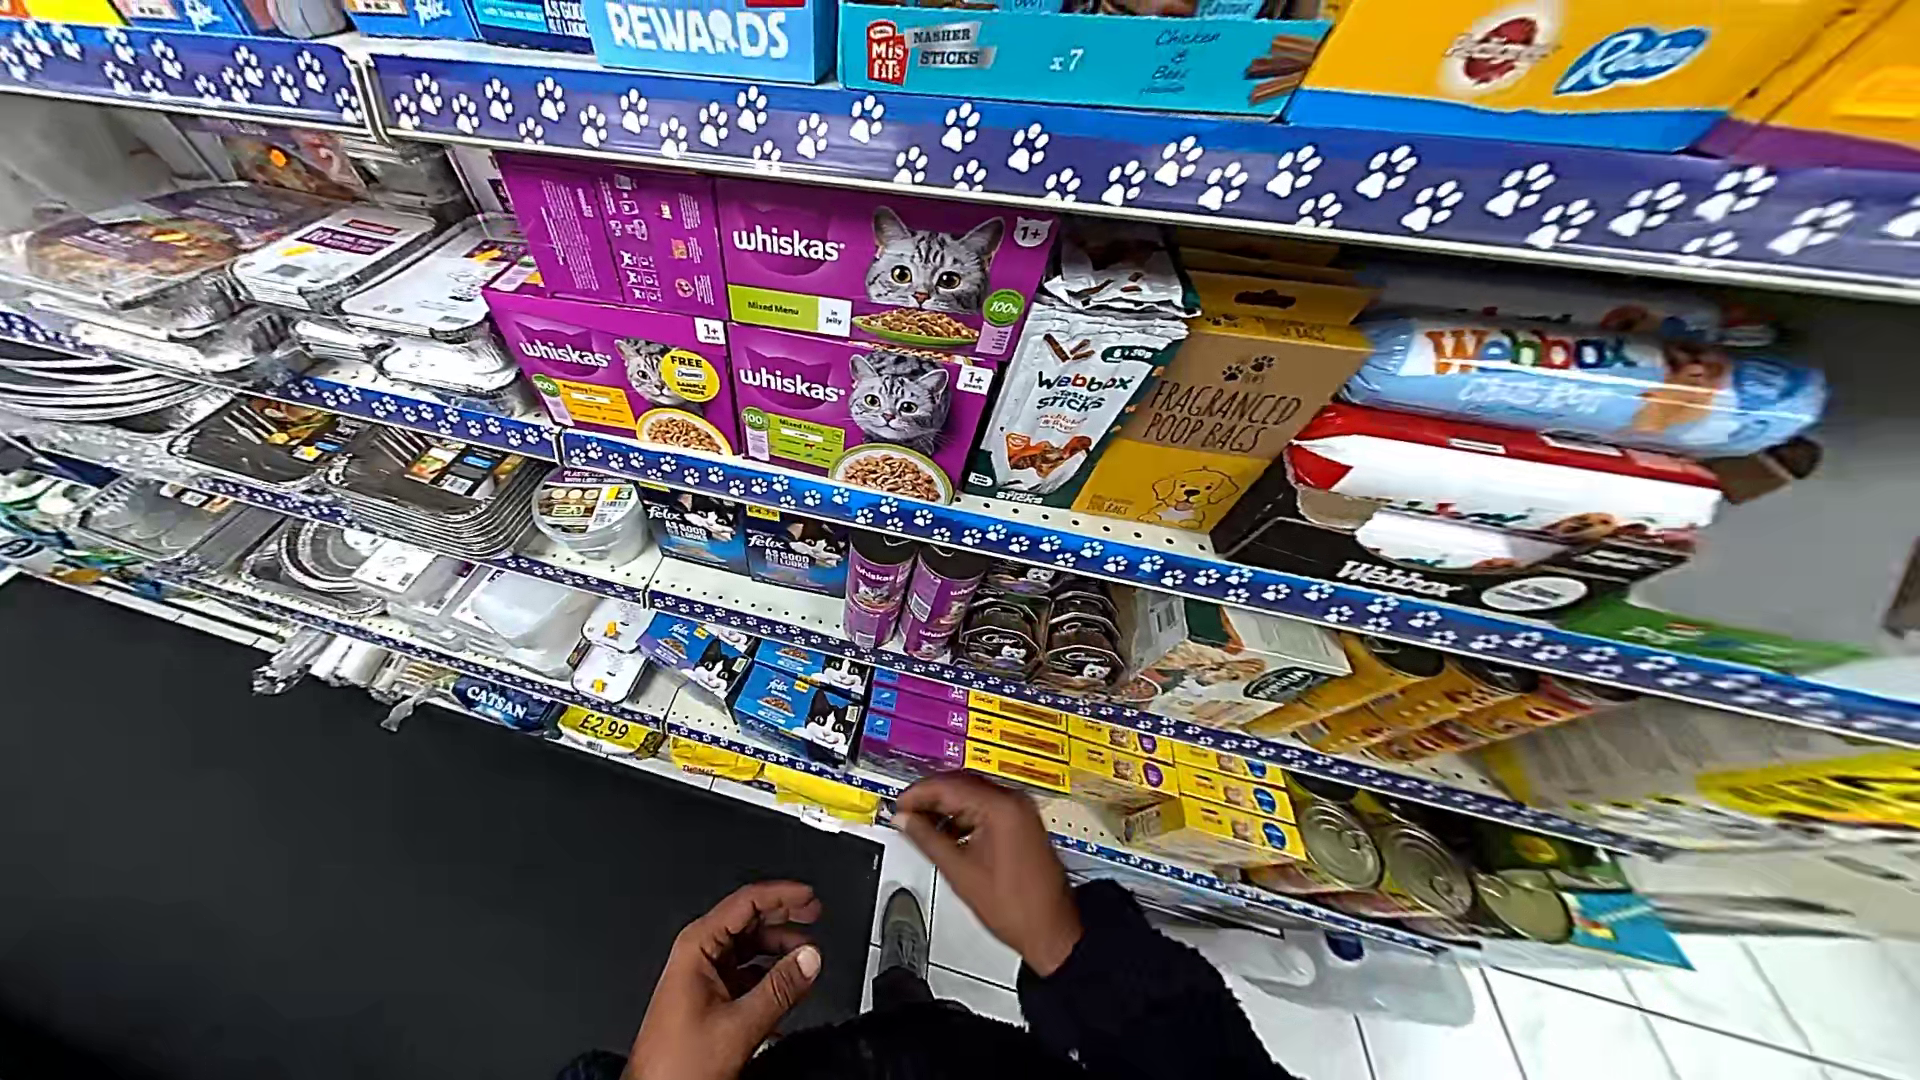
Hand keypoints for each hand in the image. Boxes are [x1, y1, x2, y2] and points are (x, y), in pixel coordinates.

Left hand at [626, 881, 823, 1079]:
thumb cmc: (674, 1070)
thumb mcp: (736, 1027)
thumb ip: (780, 989)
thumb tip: (810, 957)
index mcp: (697, 946)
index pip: (747, 900)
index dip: (782, 894)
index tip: (809, 896)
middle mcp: (699, 953)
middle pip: (750, 919)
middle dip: (785, 916)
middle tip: (814, 914)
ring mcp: (703, 974)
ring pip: (750, 945)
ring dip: (780, 947)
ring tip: (805, 956)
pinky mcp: (710, 995)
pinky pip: (747, 970)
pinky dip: (770, 972)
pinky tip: (787, 986)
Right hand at [896, 773, 1081, 976]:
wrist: (1051, 929)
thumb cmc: (1015, 907)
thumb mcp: (960, 871)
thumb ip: (927, 839)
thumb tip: (905, 820)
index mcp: (1000, 807)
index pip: (949, 785)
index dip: (919, 793)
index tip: (900, 803)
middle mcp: (1013, 800)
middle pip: (961, 784)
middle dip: (930, 797)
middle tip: (906, 811)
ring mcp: (1019, 808)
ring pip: (972, 793)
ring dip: (946, 805)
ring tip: (922, 823)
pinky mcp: (1021, 819)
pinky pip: (985, 805)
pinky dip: (964, 814)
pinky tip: (948, 831)